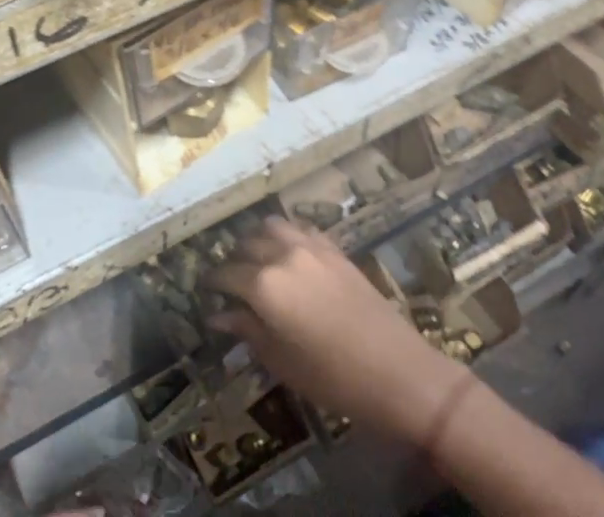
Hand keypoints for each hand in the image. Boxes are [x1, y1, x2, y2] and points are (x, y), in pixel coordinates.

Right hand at [206, 218, 469, 446]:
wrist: (397, 371)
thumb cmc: (331, 376)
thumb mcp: (280, 360)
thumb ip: (247, 330)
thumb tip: (218, 315)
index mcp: (263, 284)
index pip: (225, 274)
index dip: (212, 283)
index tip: (205, 292)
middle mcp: (283, 255)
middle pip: (246, 245)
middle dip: (234, 261)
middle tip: (231, 281)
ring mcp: (312, 248)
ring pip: (273, 227)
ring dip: (259, 240)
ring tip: (258, 261)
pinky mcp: (337, 251)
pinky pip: (303, 230)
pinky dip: (289, 236)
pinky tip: (290, 256)